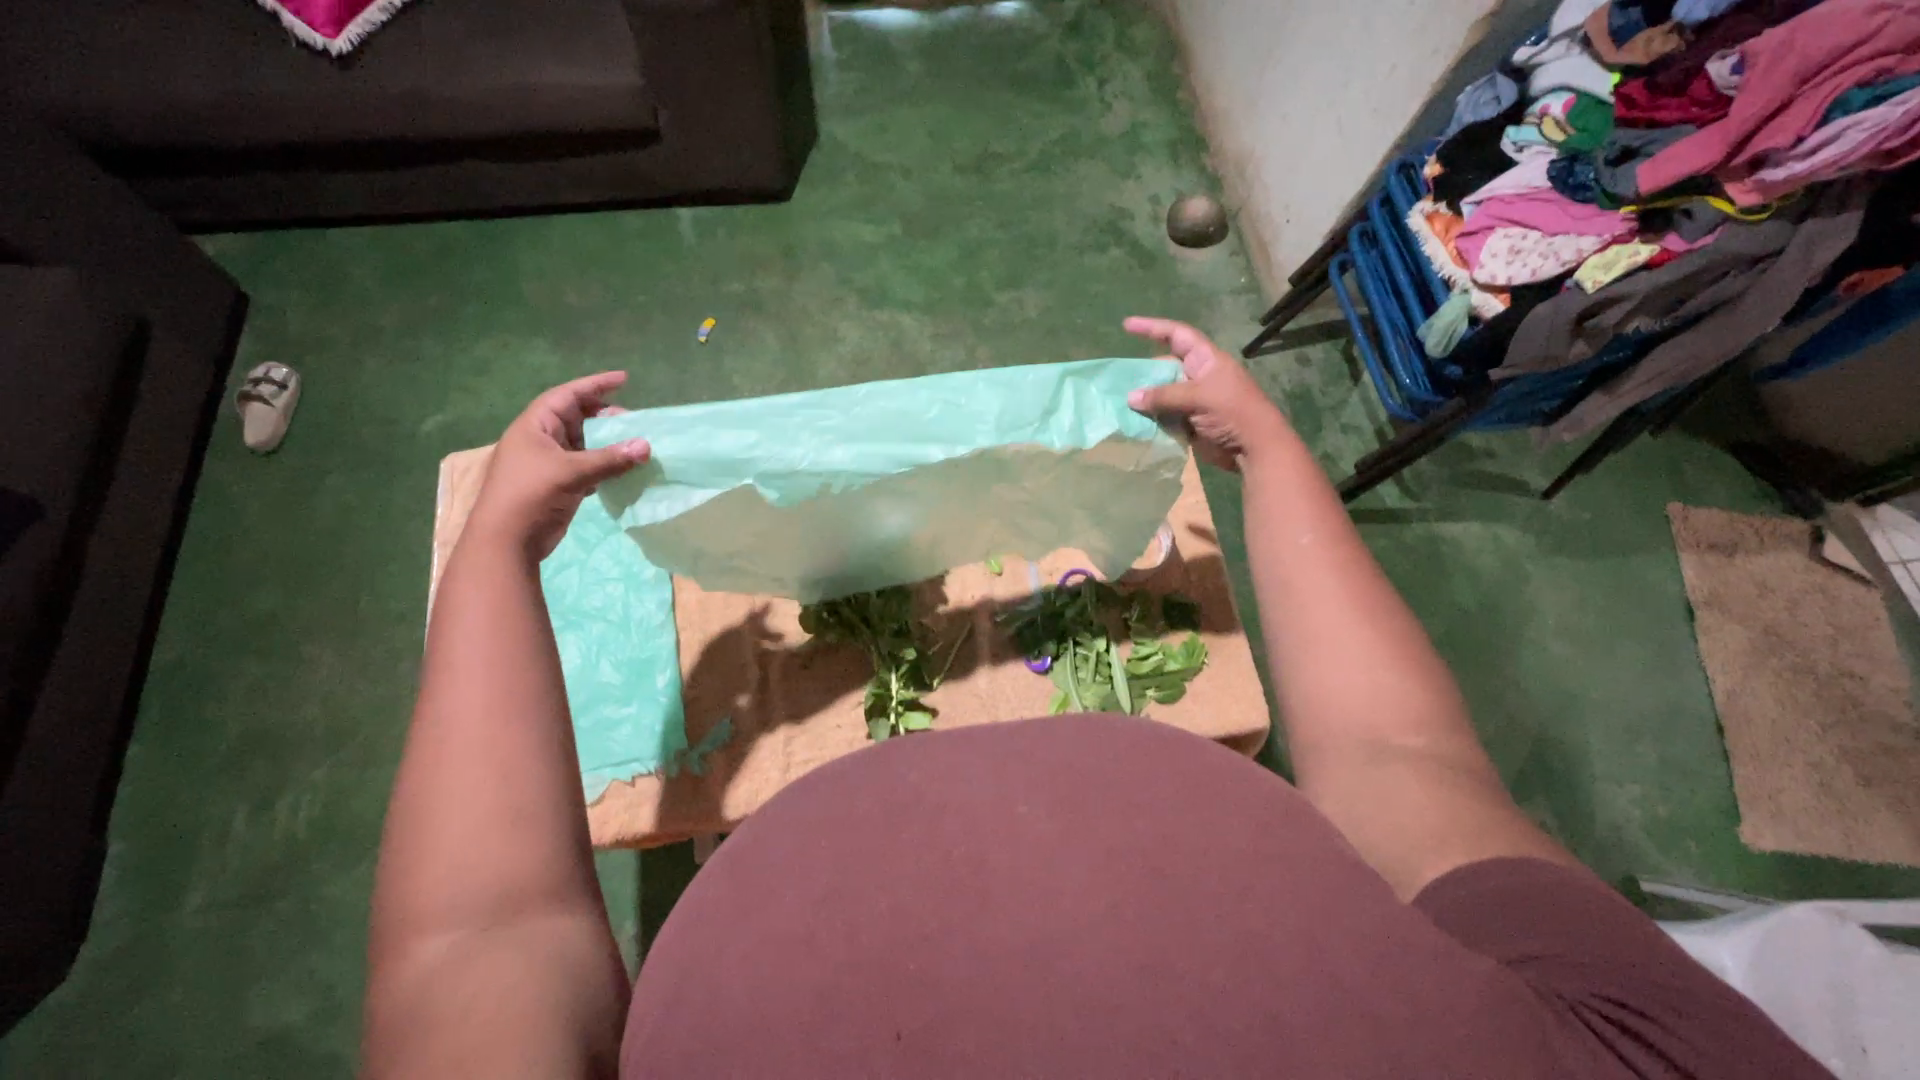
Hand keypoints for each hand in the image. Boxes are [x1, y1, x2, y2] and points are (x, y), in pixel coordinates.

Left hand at [466, 372, 651, 561]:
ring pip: (585, 445)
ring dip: (609, 444)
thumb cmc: (531, 495)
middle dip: (606, 418)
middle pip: (578, 419)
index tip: (624, 379)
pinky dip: (606, 466)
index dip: (595, 385)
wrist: (507, 540)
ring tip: (635, 445)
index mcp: (535, 426)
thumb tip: (646, 446)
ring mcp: (550, 463)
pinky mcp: (559, 485)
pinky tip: (625, 470)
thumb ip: (610, 459)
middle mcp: (542, 440)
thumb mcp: (571, 472)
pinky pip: (588, 467)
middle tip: (634, 422)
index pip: (567, 395)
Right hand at [1124, 317, 1292, 470]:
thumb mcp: (1198, 397)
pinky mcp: (1189, 421)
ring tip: (1119, 401)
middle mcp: (1197, 376)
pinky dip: (1150, 417)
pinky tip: (1132, 421)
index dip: (1152, 328)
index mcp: (1205, 360)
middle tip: (1119, 379)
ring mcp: (1193, 400)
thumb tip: (1131, 397)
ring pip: (1162, 393)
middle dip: (1143, 371)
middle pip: (1164, 366)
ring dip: (1144, 398)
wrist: (1253, 448)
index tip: (1127, 325)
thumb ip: (1164, 396)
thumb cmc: (1232, 412)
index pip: (1176, 335)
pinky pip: (1164, 415)